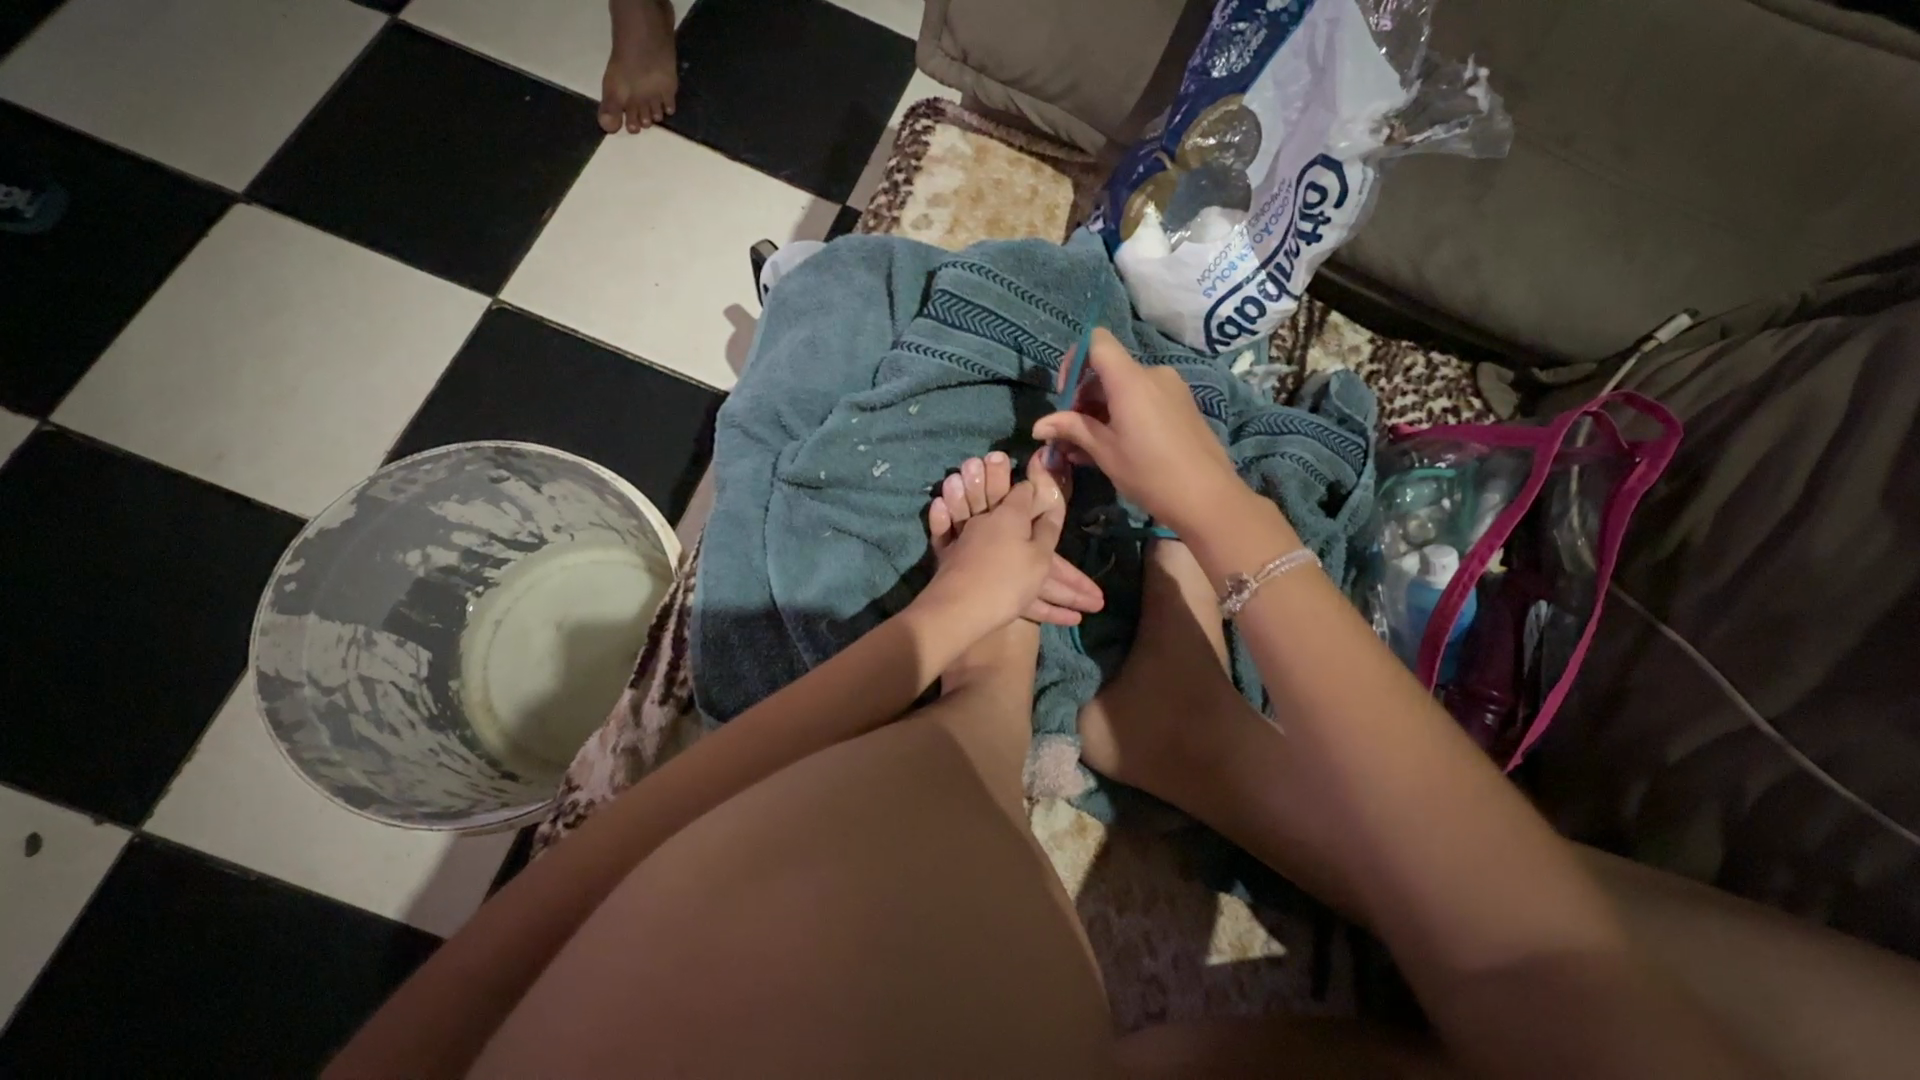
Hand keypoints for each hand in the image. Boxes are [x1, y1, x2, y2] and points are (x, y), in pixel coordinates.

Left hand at [919, 452, 1070, 631]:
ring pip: (964, 506)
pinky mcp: (946, 554)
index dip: (1033, 485)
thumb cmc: (1008, 582)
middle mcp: (985, 519)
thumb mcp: (1040, 559)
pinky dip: (940, 516)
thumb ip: (1047, 530)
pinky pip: (942, 529)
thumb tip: (1050, 504)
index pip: (1025, 492)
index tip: (1037, 478)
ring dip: (963, 489)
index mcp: (1011, 516)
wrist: (962, 609)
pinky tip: (938, 505)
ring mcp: (962, 535)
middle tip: (994, 454)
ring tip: (958, 472)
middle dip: (995, 475)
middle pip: (994, 494)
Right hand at [1032, 328, 1245, 536]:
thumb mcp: (1105, 452)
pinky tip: (1111, 449)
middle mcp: (1153, 375)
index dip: (1075, 361)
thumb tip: (1038, 425)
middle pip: (1108, 369)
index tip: (1066, 396)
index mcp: (1131, 379)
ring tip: (1084, 449)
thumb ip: (1072, 429)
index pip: (1097, 342)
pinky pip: (1143, 401)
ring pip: (1124, 389)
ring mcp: (1171, 390)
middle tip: (1068, 434)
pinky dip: (1122, 417)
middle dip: (1083, 398)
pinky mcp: (1181, 407)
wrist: (1209, 498)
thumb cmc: (1150, 473)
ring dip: (1100, 412)